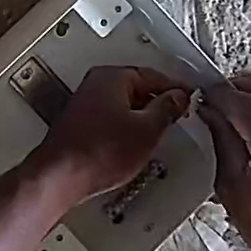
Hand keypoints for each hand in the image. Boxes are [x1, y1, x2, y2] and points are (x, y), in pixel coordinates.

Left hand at [29, 66, 188, 200]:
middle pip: (136, 87)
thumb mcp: (146, 130)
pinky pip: (112, 118)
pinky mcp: (81, 123)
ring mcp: (85, 104)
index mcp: (110, 77)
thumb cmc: (95, 152)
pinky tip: (133, 144)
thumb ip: (166, 110)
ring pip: (124, 104)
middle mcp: (94, 85)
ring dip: (142, 117)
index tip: (188, 98)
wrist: (62, 175)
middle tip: (176, 115)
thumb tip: (176, 99)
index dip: (174, 88)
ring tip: (156, 134)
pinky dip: (127, 127)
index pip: (151, 74)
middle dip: (158, 102)